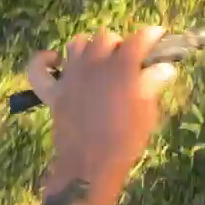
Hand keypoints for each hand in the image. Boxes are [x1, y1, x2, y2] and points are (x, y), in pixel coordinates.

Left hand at [25, 26, 178, 196]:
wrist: (89, 169)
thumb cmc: (124, 141)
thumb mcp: (147, 112)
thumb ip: (153, 84)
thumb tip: (165, 67)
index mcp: (122, 67)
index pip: (139, 38)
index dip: (151, 35)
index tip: (158, 37)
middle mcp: (95, 64)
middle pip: (106, 37)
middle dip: (118, 44)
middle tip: (126, 61)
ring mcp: (71, 76)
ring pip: (77, 43)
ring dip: (89, 48)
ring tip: (98, 62)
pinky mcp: (53, 92)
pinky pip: (39, 70)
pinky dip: (44, 62)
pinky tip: (56, 62)